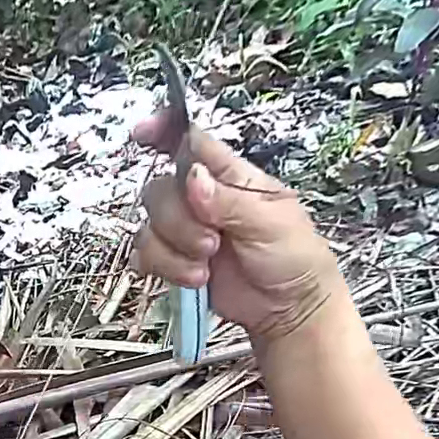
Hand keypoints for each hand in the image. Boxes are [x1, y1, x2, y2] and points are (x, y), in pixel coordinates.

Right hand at [131, 117, 350, 344]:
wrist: (288, 307)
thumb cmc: (294, 258)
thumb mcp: (271, 222)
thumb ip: (229, 202)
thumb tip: (194, 179)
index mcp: (230, 177)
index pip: (191, 142)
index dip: (164, 130)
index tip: (143, 133)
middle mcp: (202, 201)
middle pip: (160, 191)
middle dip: (179, 222)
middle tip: (212, 243)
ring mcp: (186, 234)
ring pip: (150, 228)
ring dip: (174, 252)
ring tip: (206, 266)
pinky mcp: (175, 263)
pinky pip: (146, 257)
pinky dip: (164, 269)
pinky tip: (192, 278)